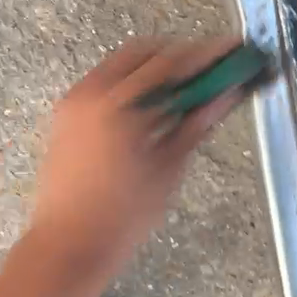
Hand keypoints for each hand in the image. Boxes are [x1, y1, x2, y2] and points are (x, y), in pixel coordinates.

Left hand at [27, 37, 245, 278]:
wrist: (69, 243)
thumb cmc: (120, 218)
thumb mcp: (168, 170)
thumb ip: (195, 125)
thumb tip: (223, 97)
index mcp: (119, 105)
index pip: (172, 63)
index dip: (207, 56)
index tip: (231, 53)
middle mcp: (91, 93)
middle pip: (143, 53)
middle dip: (179, 57)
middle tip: (211, 72)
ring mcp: (74, 102)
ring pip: (121, 64)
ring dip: (153, 69)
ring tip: (183, 93)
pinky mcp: (65, 114)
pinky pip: (103, 82)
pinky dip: (130, 84)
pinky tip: (150, 108)